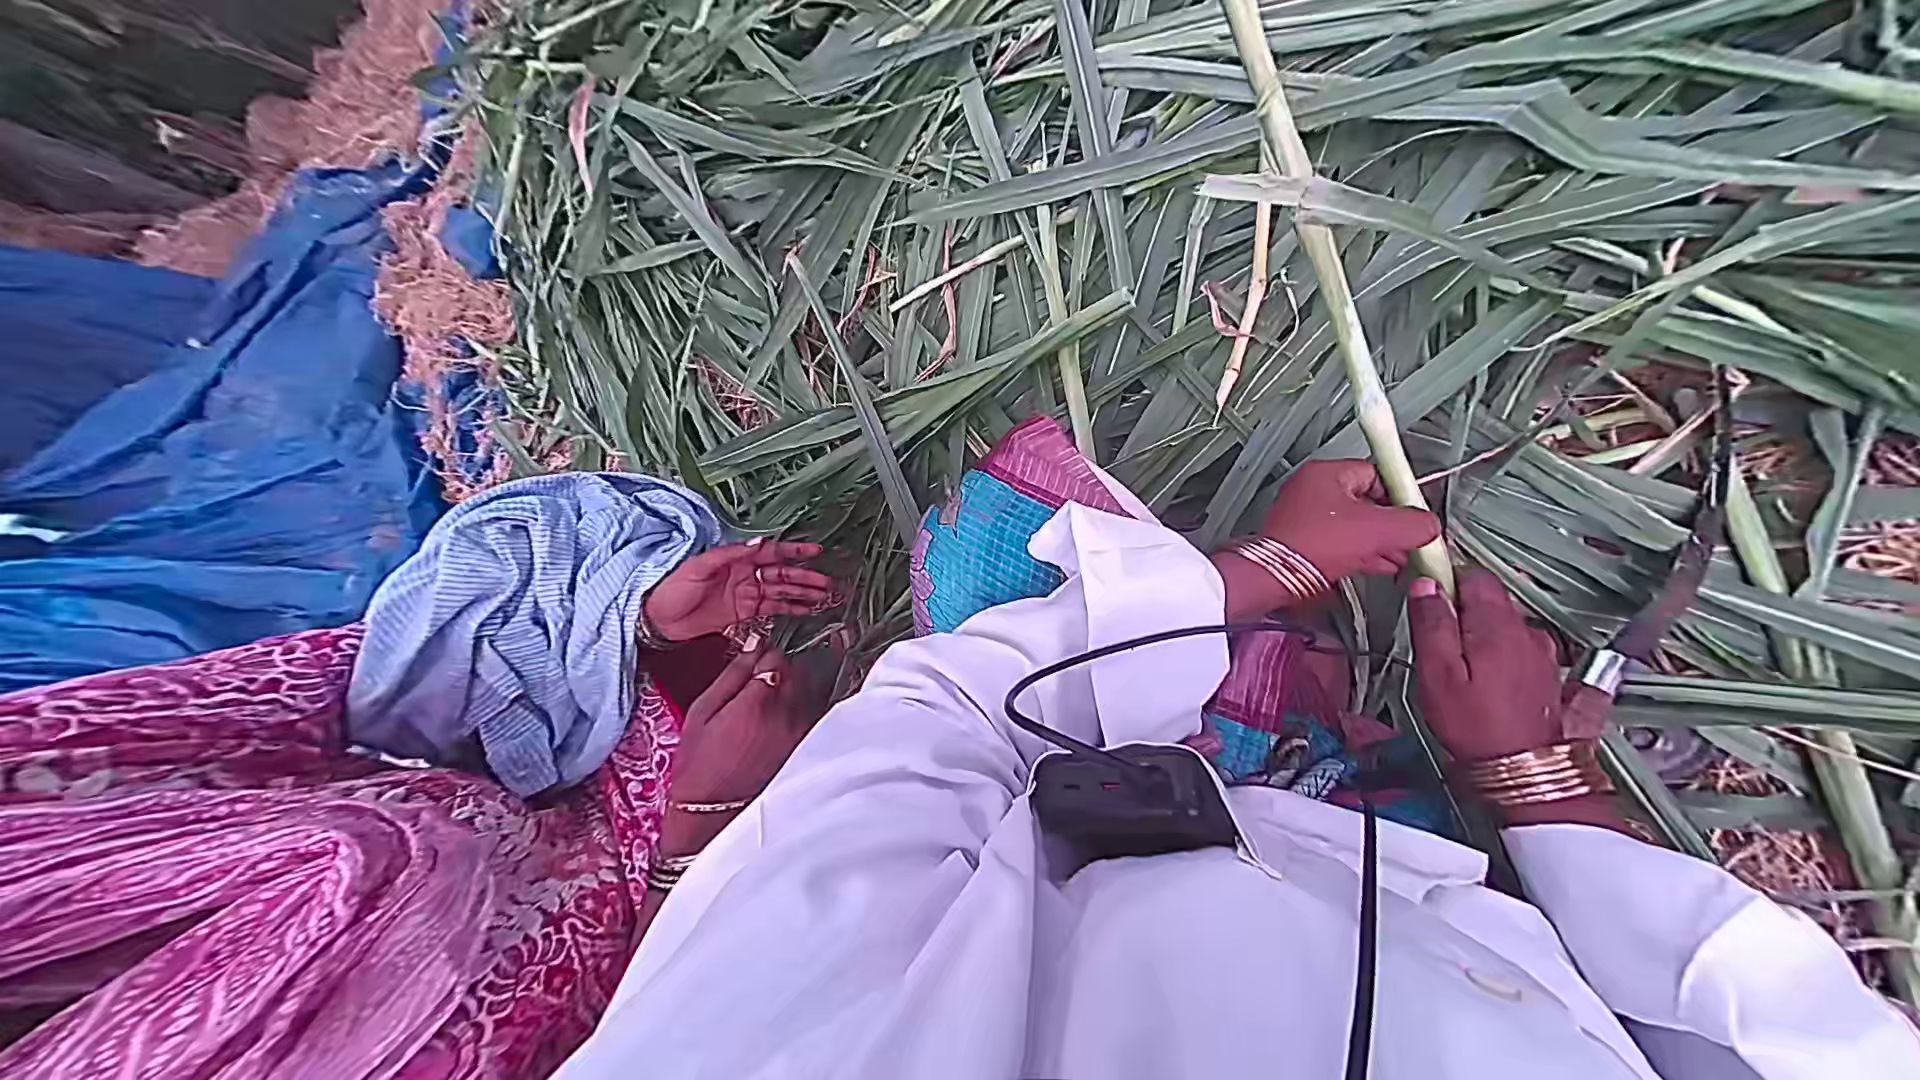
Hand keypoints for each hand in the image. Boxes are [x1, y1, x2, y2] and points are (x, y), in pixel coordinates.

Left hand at [645, 539, 834, 642]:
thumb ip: (731, 554)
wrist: (655, 618)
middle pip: (783, 574)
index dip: (795, 552)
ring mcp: (746, 593)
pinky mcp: (744, 612)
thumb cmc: (672, 587)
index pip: (773, 553)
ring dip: (804, 593)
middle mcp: (746, 574)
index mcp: (737, 559)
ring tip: (825, 596)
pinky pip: (773, 608)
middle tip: (828, 583)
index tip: (816, 552)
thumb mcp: (699, 566)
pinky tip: (807, 609)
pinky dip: (791, 609)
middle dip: (806, 578)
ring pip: (782, 591)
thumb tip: (759, 542)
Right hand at [661, 644, 818, 852]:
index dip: (765, 657)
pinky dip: (802, 711)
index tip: (755, 666)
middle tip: (758, 689)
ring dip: (795, 690)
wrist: (713, 816)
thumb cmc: (701, 766)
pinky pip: (814, 714)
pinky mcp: (810, 746)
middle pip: (799, 671)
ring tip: (768, 710)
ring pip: (810, 690)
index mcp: (760, 699)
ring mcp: (804, 730)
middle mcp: (790, 712)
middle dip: (782, 672)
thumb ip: (733, 675)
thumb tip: (754, 647)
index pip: (778, 657)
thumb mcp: (702, 713)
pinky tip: (780, 725)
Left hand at [1212, 461, 1440, 618]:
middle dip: (1391, 524)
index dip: (1401, 495)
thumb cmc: (1311, 545)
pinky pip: (1338, 541)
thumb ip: (1415, 523)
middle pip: (1366, 502)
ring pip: (1352, 525)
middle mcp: (1310, 490)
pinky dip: (1359, 552)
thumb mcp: (1379, 529)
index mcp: (1325, 474)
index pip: (1377, 473)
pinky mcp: (1300, 540)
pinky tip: (1377, 564)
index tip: (1415, 512)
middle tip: (1407, 538)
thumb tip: (1429, 525)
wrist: (1276, 576)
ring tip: (1397, 556)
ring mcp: (1302, 516)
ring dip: (1378, 541)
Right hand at [1408, 570, 1627, 829]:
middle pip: (1491, 599)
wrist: (1523, 771)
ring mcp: (1545, 654)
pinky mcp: (1551, 675)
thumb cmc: (1472, 723)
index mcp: (1497, 626)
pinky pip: (1520, 646)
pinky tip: (1486, 671)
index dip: (1447, 578)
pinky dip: (1501, 649)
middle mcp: (1528, 633)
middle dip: (1461, 606)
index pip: (1475, 576)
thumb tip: (1426, 585)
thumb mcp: (1436, 671)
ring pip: (1505, 623)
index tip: (1425, 593)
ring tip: (1457, 660)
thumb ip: (1432, 623)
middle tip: (1434, 635)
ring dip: (1480, 630)